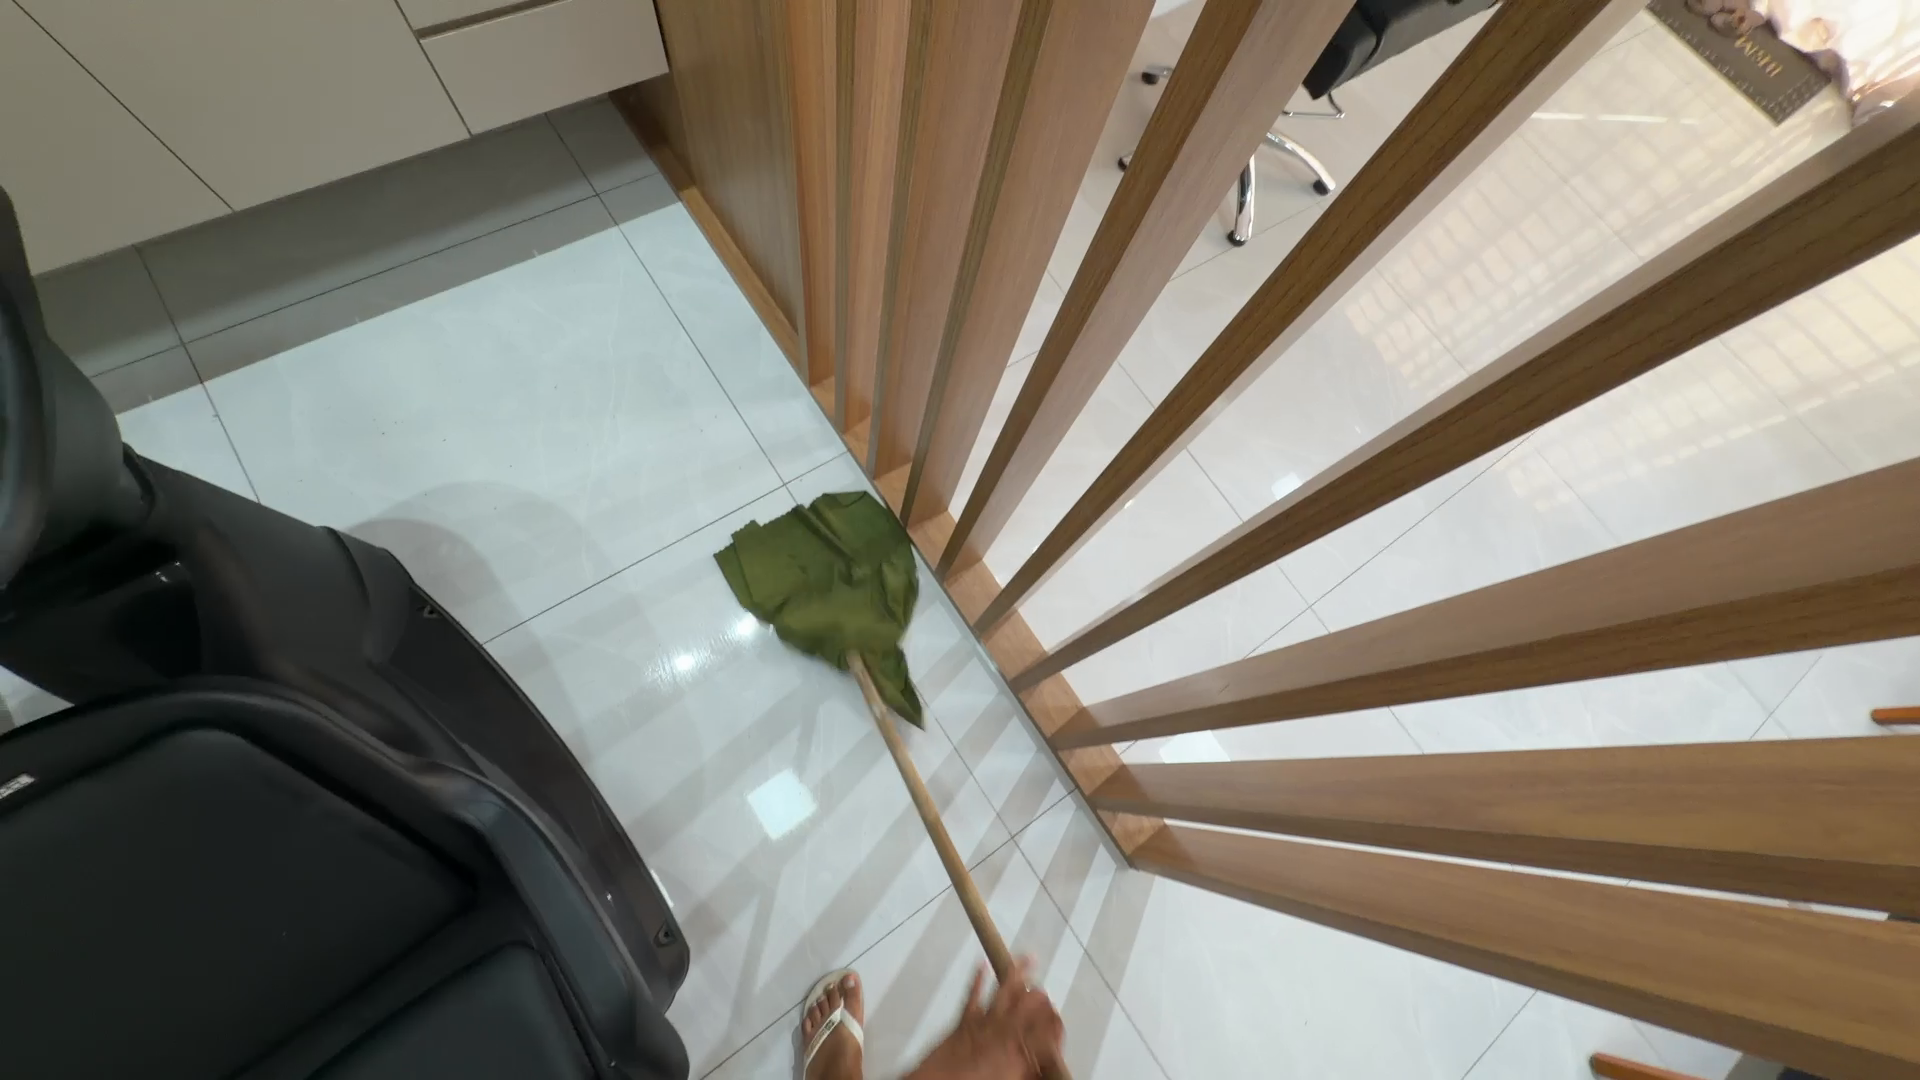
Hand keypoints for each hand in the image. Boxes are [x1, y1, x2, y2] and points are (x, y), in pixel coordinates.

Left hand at [906, 958, 1065, 1079]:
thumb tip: (1040, 1067)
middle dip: (1041, 996)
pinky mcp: (964, 1019)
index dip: (1056, 1023)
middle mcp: (1004, 1030)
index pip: (1048, 1029)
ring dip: (1018, 971)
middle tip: (1046, 995)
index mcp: (1019, 1050)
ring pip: (1006, 989)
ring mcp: (984, 1021)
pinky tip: (982, 963)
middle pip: (1030, 1003)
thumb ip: (1029, 1070)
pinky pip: (972, 993)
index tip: (1059, 1022)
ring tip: (1029, 958)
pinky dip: (977, 976)